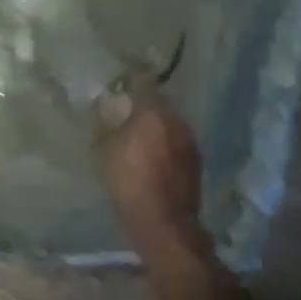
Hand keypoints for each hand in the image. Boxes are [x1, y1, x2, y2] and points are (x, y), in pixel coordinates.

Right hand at [94, 77, 201, 243]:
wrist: (163, 222)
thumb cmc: (127, 181)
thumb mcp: (104, 149)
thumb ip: (106, 121)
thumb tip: (105, 102)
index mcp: (153, 113)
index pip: (144, 81)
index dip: (130, 77)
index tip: (118, 77)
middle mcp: (177, 121)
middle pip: (158, 102)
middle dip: (142, 104)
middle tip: (122, 109)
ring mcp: (190, 141)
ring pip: (169, 122)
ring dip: (154, 124)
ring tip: (135, 133)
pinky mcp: (195, 160)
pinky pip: (175, 140)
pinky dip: (163, 141)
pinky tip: (150, 154)